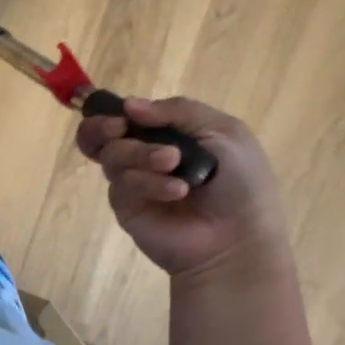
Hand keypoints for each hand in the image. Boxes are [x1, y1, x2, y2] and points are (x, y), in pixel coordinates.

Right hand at [76, 96, 289, 277]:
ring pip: (112, 155)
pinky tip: (176, 192)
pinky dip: (148, 182)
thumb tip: (128, 105)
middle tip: (118, 129)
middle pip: (103, 134)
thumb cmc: (241, 182)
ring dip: (140, 154)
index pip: (130, 114)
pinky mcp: (125, 206)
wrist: (236, 239)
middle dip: (103, 127)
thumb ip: (179, 112)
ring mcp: (133, 180)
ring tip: (173, 164)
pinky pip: (122, 184)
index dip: (117, 110)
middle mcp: (145, 154)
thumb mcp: (224, 132)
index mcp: (170, 132)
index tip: (123, 114)